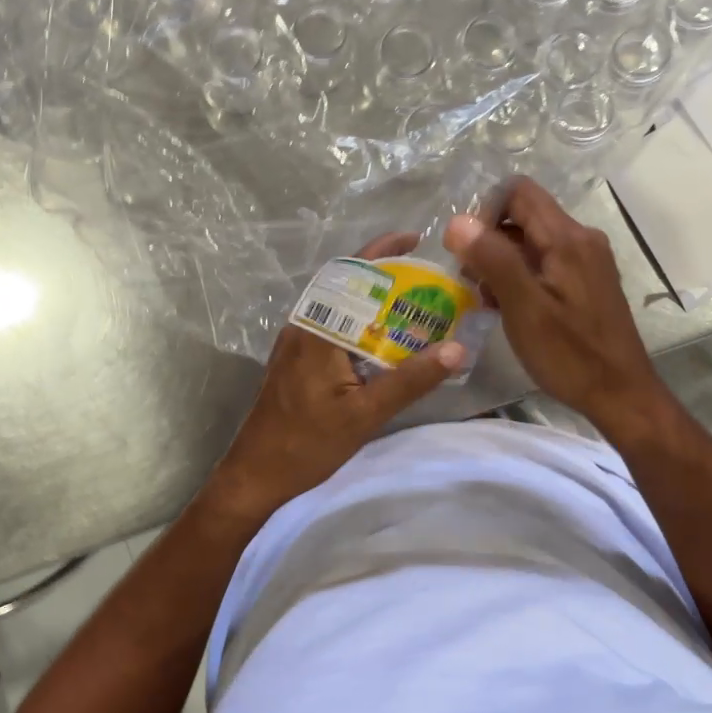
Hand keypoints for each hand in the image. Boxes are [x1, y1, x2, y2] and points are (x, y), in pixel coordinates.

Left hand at [203, 233, 463, 521]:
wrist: (255, 474)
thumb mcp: (365, 415)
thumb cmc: (307, 445)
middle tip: (426, 280)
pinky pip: (331, 327)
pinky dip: (359, 324)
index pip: (350, 272)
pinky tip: (383, 343)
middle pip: (345, 285)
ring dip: (372, 301)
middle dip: (384, 275)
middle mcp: (302, 327)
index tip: (415, 238)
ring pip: (337, 307)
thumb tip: (456, 348)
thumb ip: (410, 380)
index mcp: (317, 330)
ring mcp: (294, 344)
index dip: (382, 250)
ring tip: (412, 307)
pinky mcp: (293, 362)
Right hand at [444, 178, 671, 438]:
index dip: (484, 211)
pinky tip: (506, 307)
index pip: (517, 192)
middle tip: (469, 280)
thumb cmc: (570, 354)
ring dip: (500, 260)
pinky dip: (518, 276)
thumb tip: (457, 222)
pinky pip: (543, 262)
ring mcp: (586, 261)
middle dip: (488, 240)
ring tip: (484, 298)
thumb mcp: (524, 308)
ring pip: (530, 241)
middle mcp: (581, 239)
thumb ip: (493, 260)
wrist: (621, 395)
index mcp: (567, 239)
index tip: (466, 251)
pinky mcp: (585, 282)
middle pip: (523, 215)